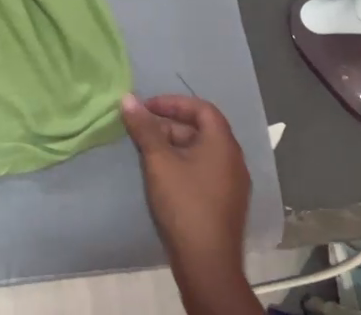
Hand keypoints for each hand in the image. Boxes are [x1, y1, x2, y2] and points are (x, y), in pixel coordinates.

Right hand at [121, 94, 256, 314]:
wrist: (207, 262)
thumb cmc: (184, 203)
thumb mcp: (158, 161)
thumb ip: (144, 128)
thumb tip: (127, 98)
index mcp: (223, 145)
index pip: (202, 108)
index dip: (173, 103)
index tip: (146, 108)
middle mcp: (233, 160)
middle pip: (200, 129)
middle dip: (169, 124)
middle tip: (140, 130)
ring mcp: (231, 183)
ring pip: (200, 151)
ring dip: (173, 144)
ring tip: (145, 151)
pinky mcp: (224, 201)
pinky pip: (203, 169)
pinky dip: (182, 163)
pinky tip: (161, 174)